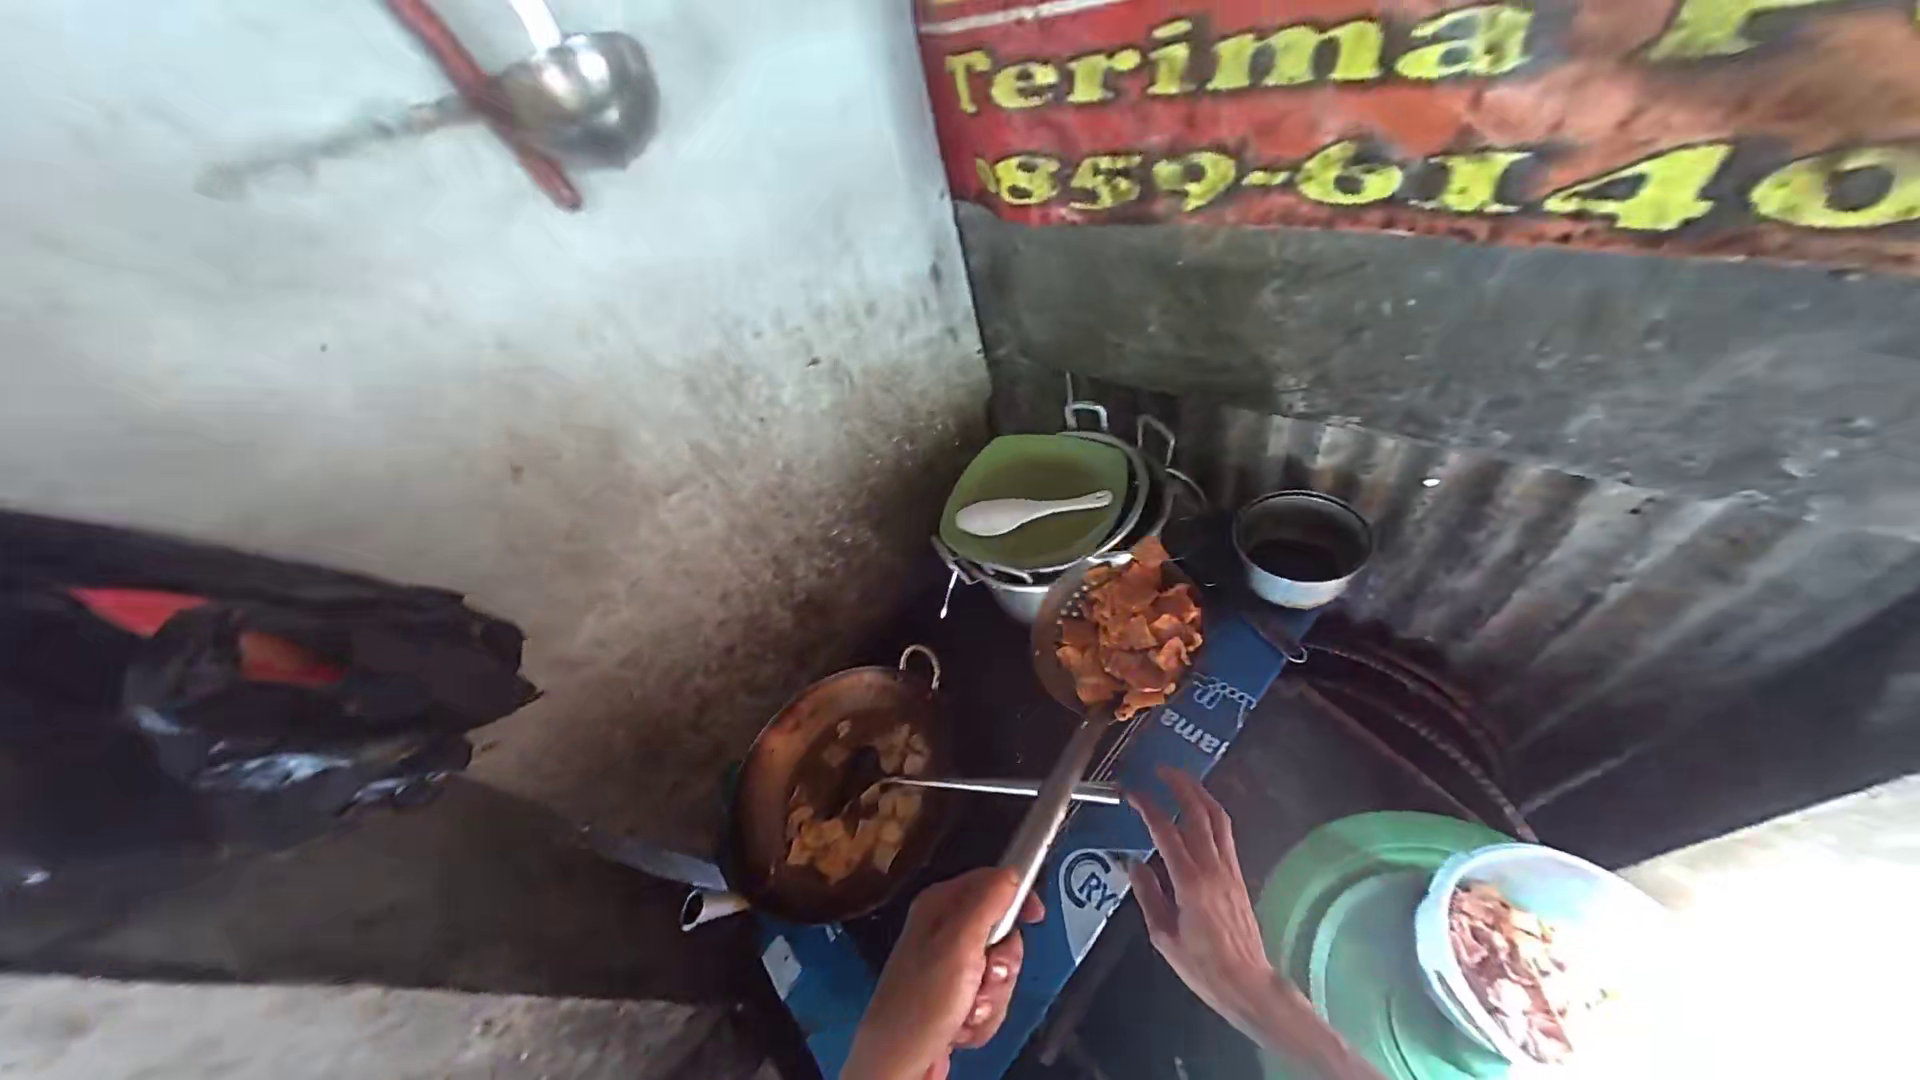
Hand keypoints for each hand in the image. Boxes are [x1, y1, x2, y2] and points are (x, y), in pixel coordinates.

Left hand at [843, 867, 1044, 1079]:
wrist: (897, 1068)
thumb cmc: (923, 1001)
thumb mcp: (958, 944)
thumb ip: (987, 904)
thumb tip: (1012, 871)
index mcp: (941, 904)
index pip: (990, 881)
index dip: (1016, 895)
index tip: (1035, 916)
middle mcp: (945, 929)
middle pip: (1000, 931)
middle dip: (1001, 964)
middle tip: (985, 979)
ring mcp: (949, 966)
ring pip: (998, 969)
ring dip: (992, 997)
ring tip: (967, 1012)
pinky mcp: (954, 998)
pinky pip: (989, 999)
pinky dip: (983, 1018)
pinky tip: (962, 1028)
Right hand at [1125, 764, 1275, 1034]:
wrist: (1249, 986)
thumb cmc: (1203, 967)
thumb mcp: (1163, 936)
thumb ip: (1147, 894)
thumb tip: (1133, 863)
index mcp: (1189, 881)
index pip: (1165, 829)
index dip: (1147, 806)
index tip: (1132, 793)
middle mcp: (1212, 868)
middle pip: (1198, 812)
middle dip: (1179, 785)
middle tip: (1161, 770)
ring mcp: (1229, 869)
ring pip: (1217, 817)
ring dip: (1199, 793)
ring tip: (1183, 779)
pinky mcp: (1238, 875)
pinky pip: (1225, 833)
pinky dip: (1211, 812)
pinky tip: (1200, 809)